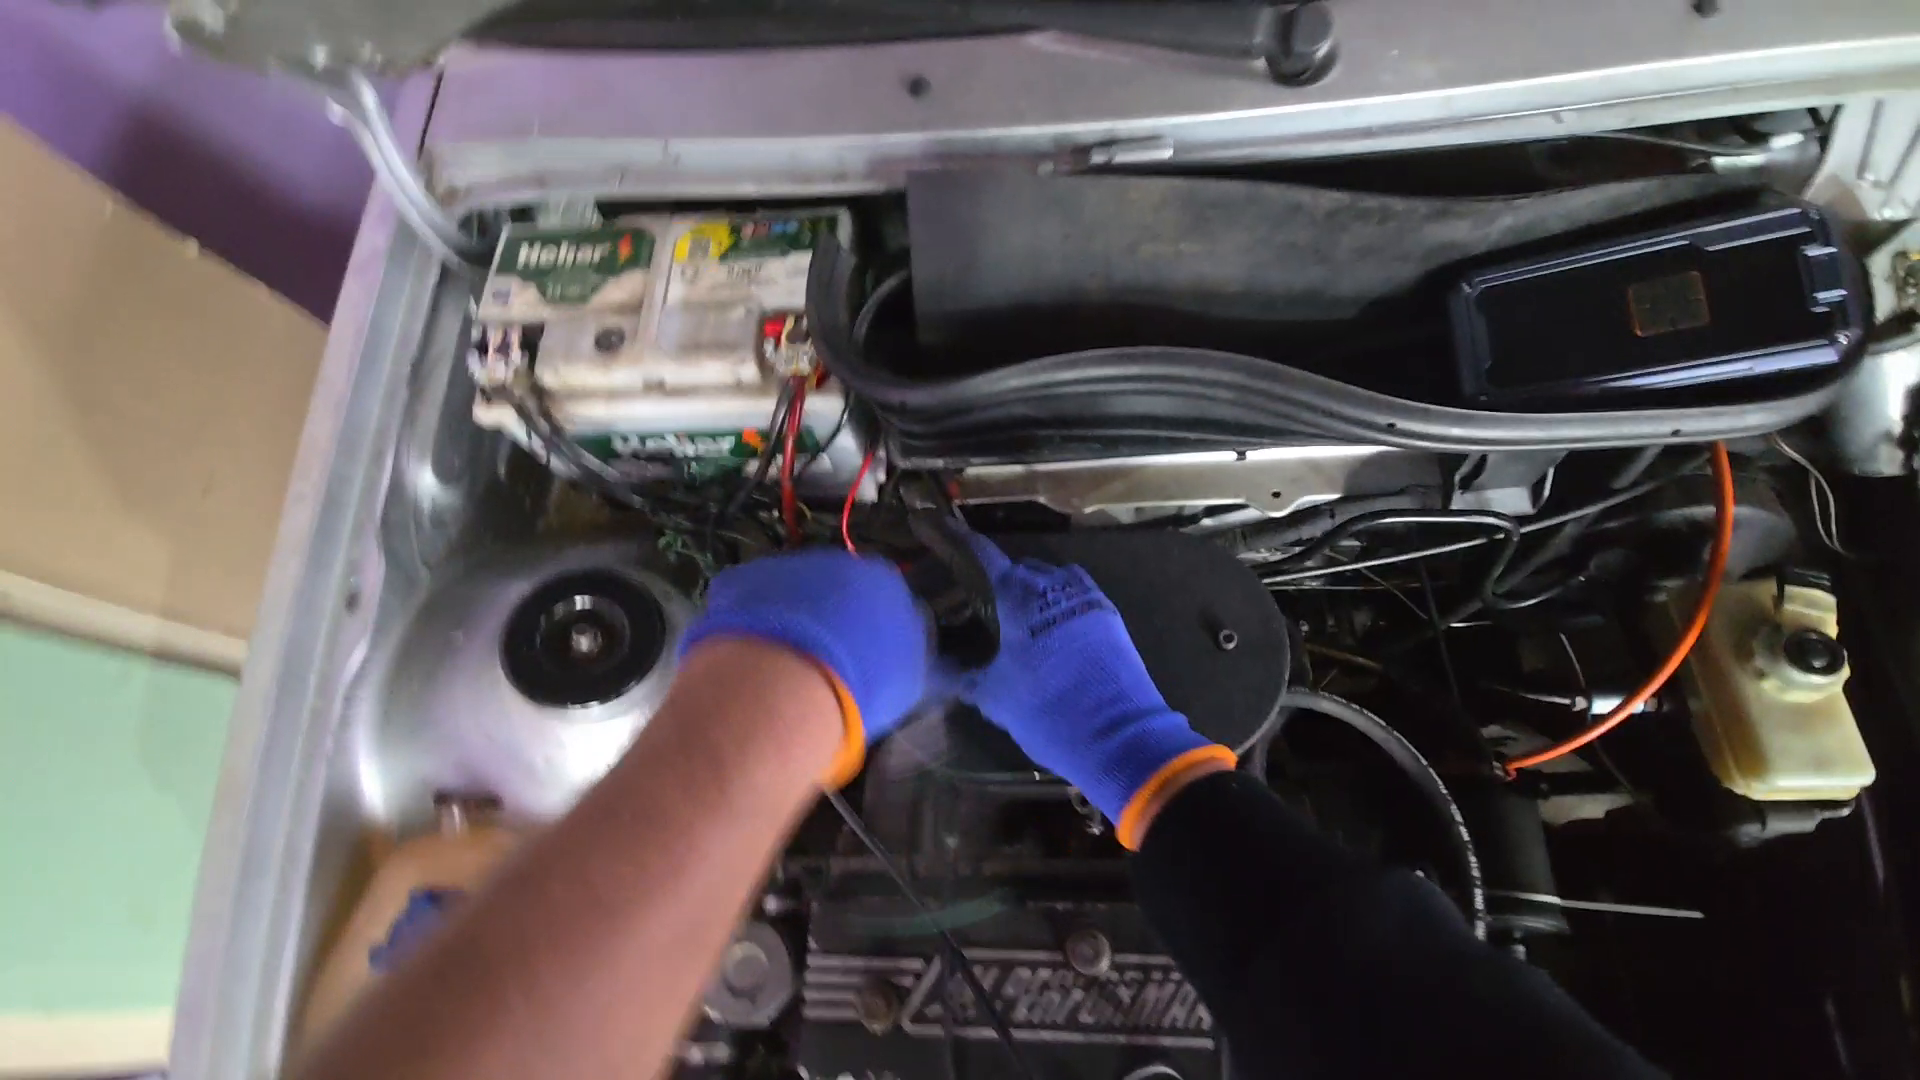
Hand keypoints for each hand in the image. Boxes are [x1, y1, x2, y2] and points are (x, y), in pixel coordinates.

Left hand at [681, 549, 933, 783]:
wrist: (785, 681)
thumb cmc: (860, 683)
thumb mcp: (908, 679)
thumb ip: (913, 656)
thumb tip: (926, 658)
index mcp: (886, 579)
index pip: (886, 592)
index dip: (874, 623)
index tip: (866, 652)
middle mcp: (838, 561)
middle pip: (837, 584)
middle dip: (832, 614)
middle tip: (823, 657)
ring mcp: (785, 566)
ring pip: (791, 588)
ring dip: (789, 614)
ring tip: (782, 661)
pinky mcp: (739, 579)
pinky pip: (748, 597)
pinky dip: (750, 618)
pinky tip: (749, 655)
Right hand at [963, 537, 1234, 847]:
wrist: (1121, 735)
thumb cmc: (1047, 710)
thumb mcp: (994, 698)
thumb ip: (962, 677)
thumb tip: (934, 668)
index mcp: (1018, 594)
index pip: (982, 553)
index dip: (957, 537)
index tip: (938, 522)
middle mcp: (1054, 583)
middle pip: (1020, 566)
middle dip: (999, 575)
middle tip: (981, 599)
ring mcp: (1087, 596)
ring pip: (1052, 578)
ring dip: (1033, 588)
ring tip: (1019, 616)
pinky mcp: (1110, 615)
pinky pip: (1076, 594)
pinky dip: (1058, 601)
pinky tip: (1051, 629)